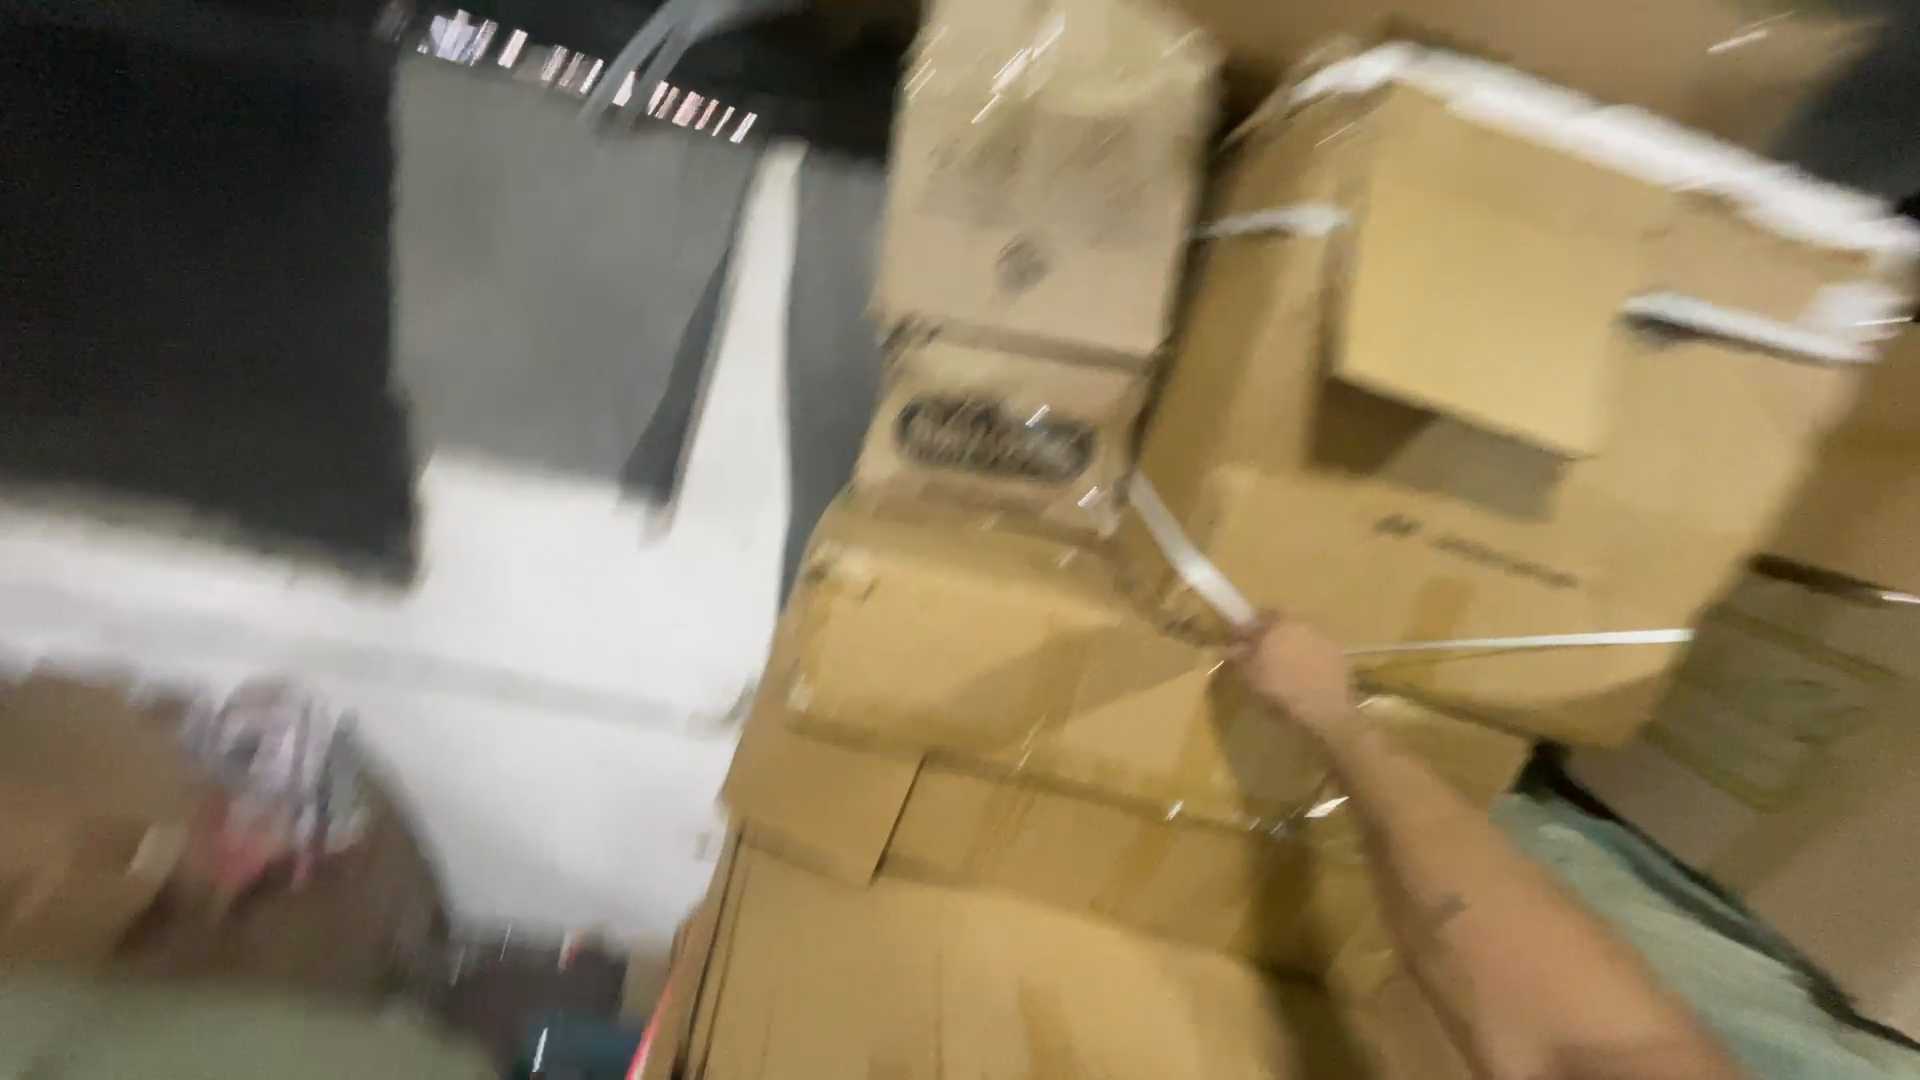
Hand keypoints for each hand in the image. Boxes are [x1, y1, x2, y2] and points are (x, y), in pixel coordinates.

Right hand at [1233, 615, 1360, 741]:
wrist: (1323, 710)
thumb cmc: (1279, 690)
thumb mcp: (1249, 676)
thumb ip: (1239, 657)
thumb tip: (1233, 648)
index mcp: (1276, 624)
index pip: (1257, 615)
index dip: (1247, 629)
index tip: (1241, 642)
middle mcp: (1300, 623)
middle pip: (1280, 623)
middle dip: (1270, 635)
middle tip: (1262, 654)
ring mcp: (1322, 636)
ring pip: (1299, 634)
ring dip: (1290, 644)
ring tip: (1284, 666)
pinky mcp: (1337, 651)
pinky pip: (1316, 648)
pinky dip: (1308, 656)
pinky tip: (1304, 674)